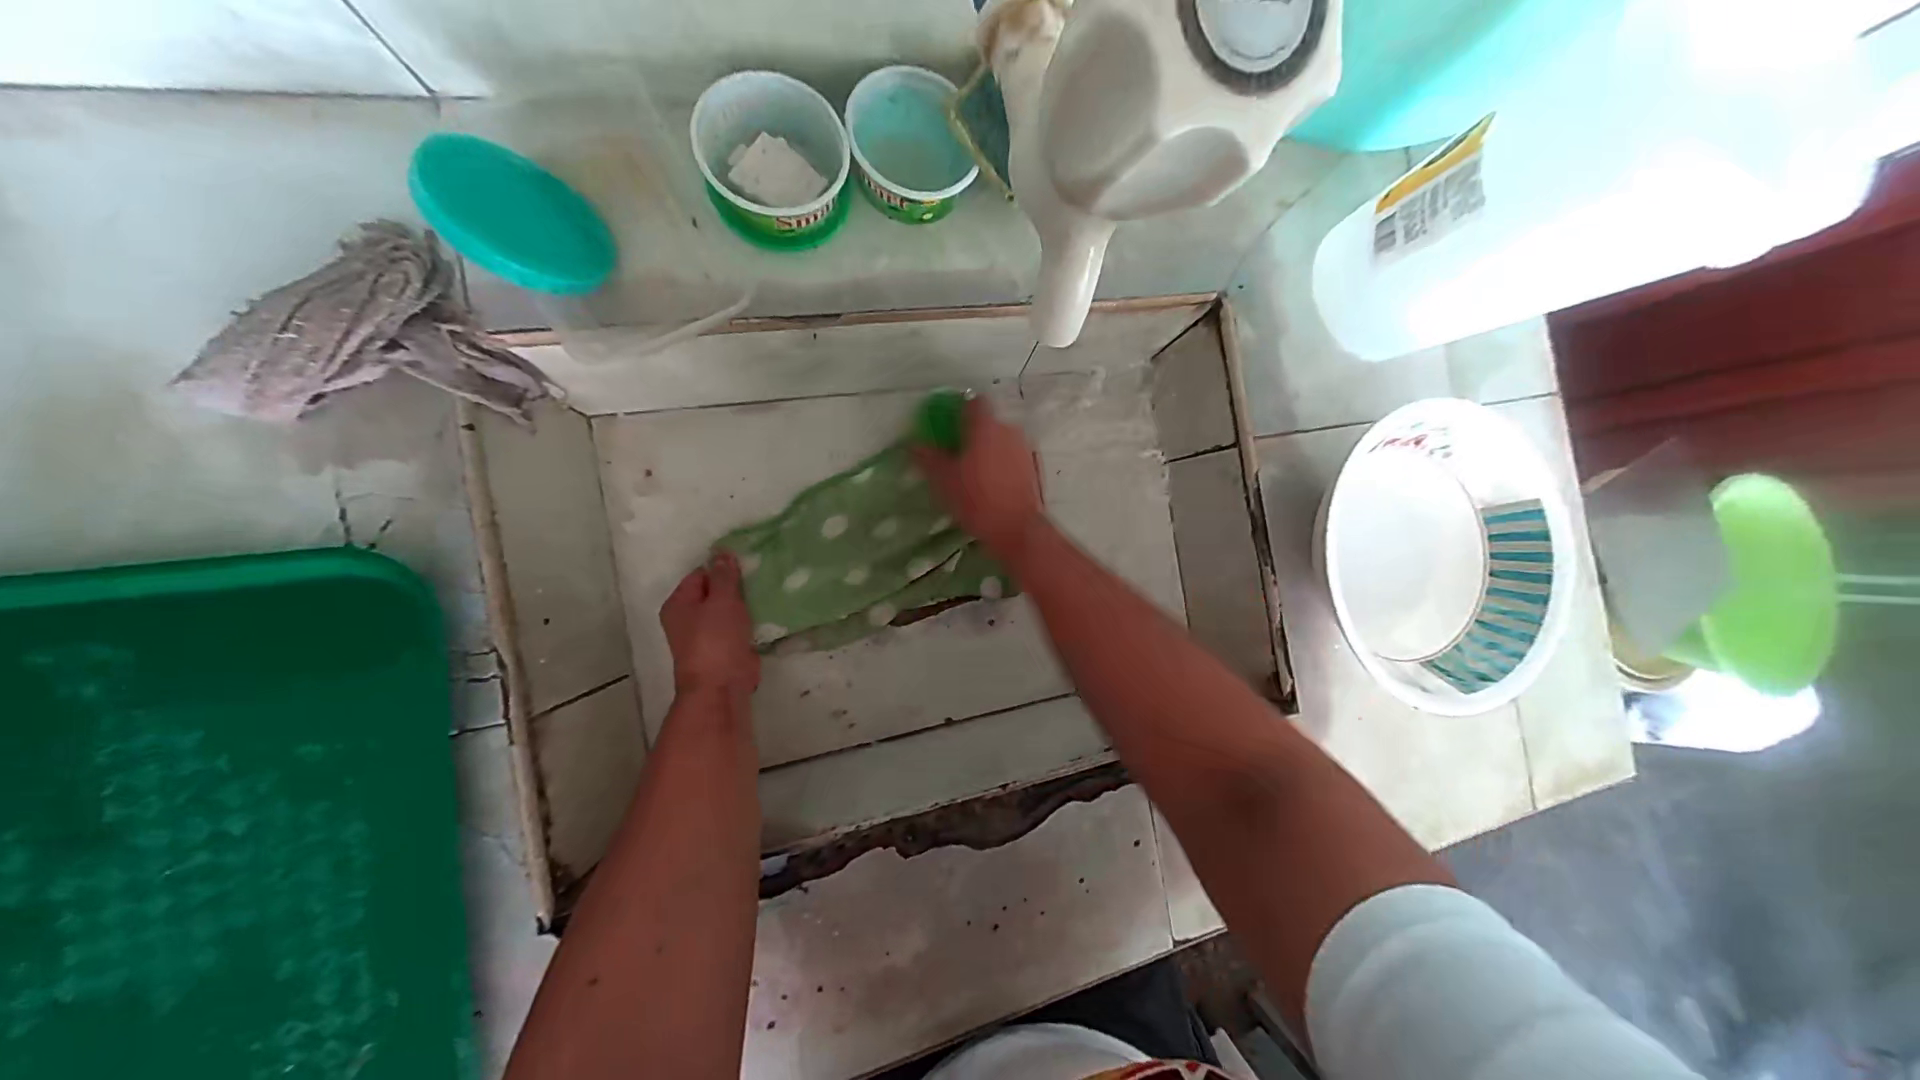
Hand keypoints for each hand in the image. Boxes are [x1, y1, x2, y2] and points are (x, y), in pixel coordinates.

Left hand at [659, 550, 760, 698]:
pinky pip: (739, 628)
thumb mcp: (722, 600)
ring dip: (746, 604)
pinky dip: (751, 622)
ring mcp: (707, 636)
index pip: (700, 575)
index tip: (747, 564)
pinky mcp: (726, 650)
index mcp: (679, 604)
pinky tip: (768, 614)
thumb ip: (724, 576)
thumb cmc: (716, 639)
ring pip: (729, 611)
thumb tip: (722, 552)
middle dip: (736, 586)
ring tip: (768, 591)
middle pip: (714, 593)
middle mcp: (688, 619)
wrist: (722, 686)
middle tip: (760, 577)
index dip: (722, 568)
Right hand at [911, 398, 1045, 563]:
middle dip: (974, 435)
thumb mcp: (943, 480)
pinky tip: (992, 486)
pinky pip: (1013, 458)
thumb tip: (915, 445)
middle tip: (957, 455)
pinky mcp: (1035, 469)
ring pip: (1002, 441)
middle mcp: (1009, 430)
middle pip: (988, 422)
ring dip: (989, 451)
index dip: (961, 410)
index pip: (974, 402)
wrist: (1017, 529)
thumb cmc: (976, 499)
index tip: (949, 426)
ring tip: (974, 474)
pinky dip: (1002, 466)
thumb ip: (928, 458)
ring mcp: (1025, 449)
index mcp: (985, 426)